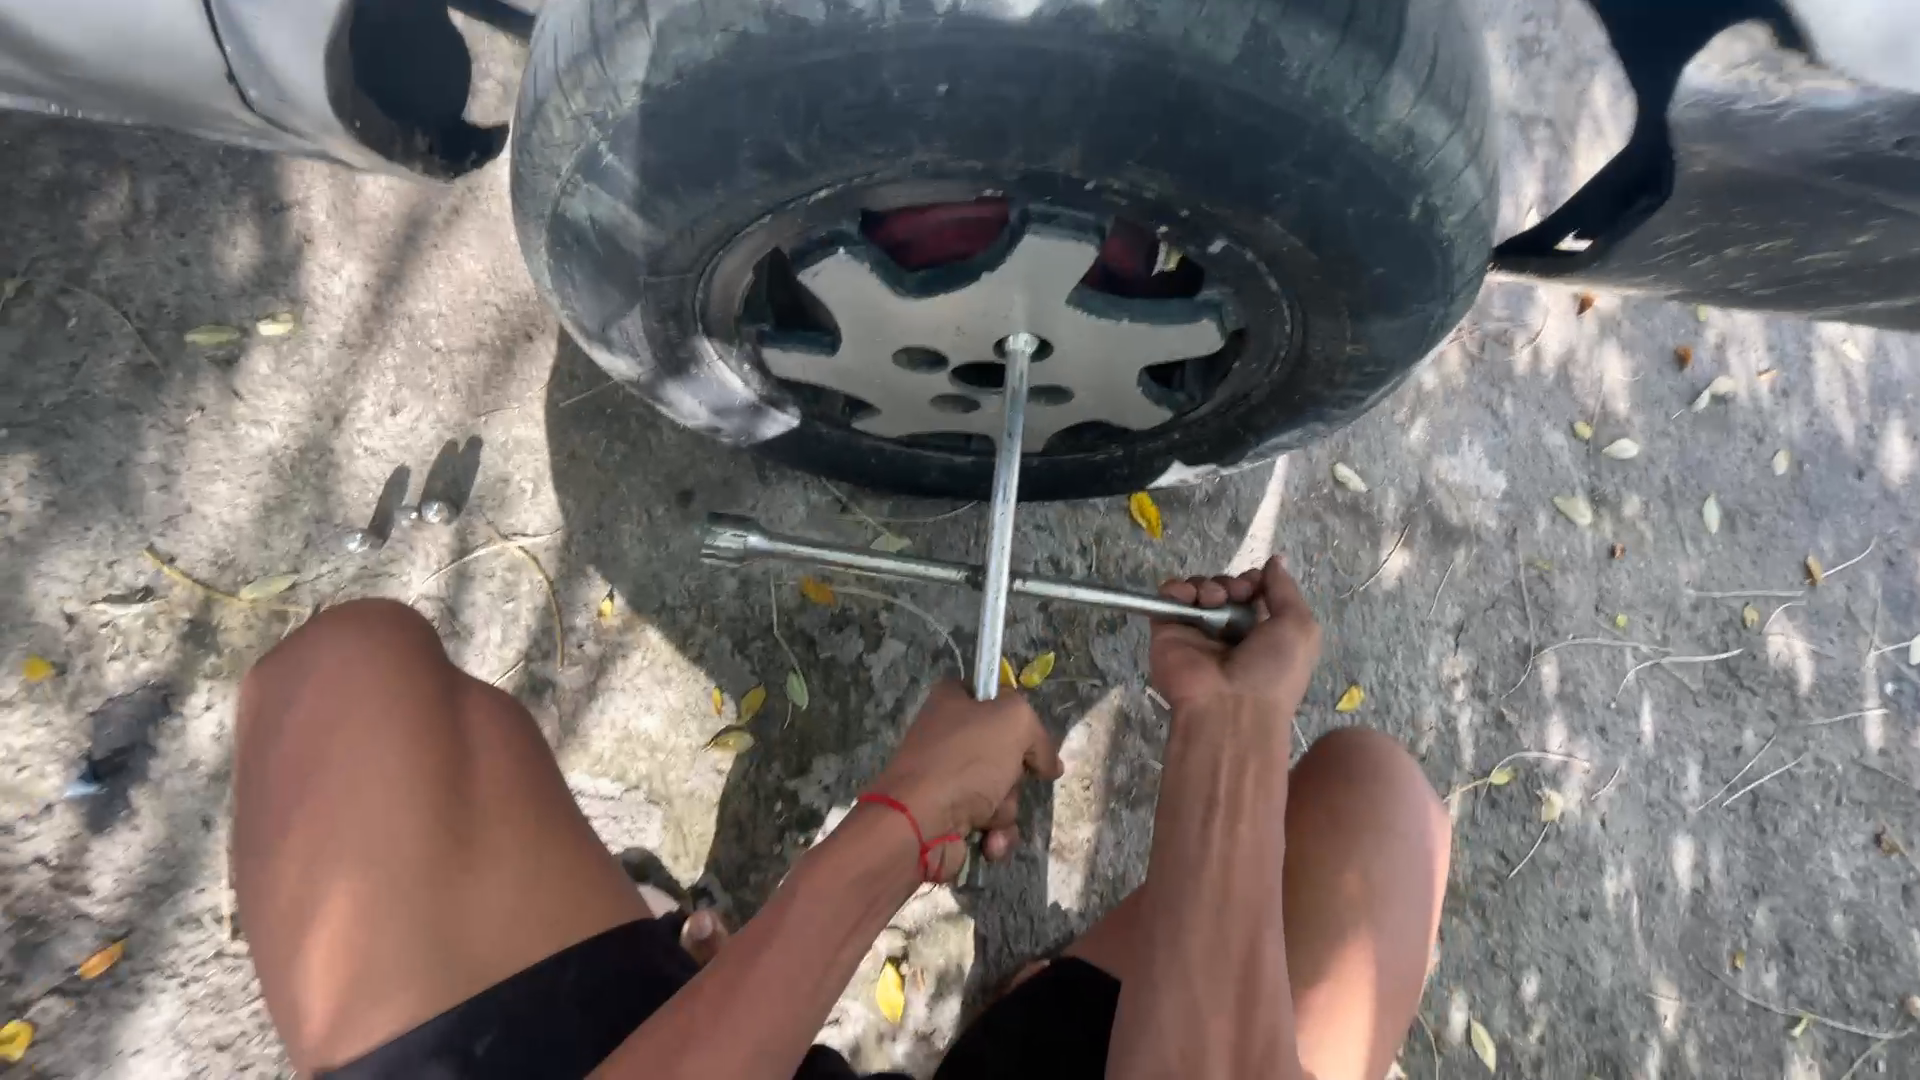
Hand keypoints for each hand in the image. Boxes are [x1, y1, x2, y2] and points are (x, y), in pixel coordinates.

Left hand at [867, 679, 1062, 880]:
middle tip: (1006, 777)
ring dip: (1004, 807)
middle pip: (1005, 750)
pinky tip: (988, 841)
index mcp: (952, 700)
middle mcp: (947, 736)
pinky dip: (994, 834)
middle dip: (1014, 773)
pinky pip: (990, 823)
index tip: (1026, 734)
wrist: (919, 822)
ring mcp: (947, 778)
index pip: (992, 695)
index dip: (1014, 715)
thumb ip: (1039, 734)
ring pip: (1002, 790)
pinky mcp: (949, 816)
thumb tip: (1048, 764)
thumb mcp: (1015, 721)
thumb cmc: (965, 759)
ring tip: (987, 814)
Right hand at [1149, 555, 1320, 716]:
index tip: (1254, 585)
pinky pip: (1168, 596)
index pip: (1252, 592)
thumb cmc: (1271, 671)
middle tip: (1234, 596)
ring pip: (1197, 588)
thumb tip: (1276, 560)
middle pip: (1224, 587)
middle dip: (1231, 583)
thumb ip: (1286, 590)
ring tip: (1211, 601)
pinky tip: (1187, 597)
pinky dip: (1175, 588)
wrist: (1228, 707)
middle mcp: (1227, 631)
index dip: (1253, 581)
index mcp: (1260, 632)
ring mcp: (1195, 630)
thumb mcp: (1299, 628)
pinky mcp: (1167, 631)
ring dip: (1206, 585)